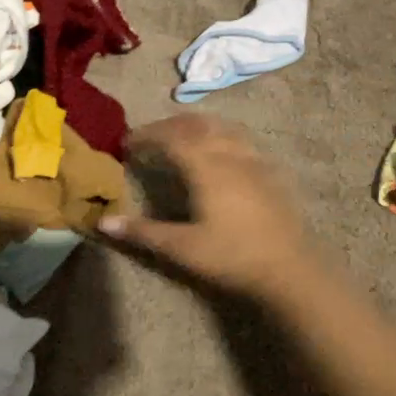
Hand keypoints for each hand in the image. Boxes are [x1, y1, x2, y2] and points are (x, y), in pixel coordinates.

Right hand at [100, 114, 317, 296]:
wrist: (292, 270)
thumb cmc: (233, 257)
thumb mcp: (183, 248)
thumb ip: (143, 232)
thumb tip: (103, 222)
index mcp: (204, 166)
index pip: (169, 138)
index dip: (146, 135)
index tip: (127, 142)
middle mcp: (228, 154)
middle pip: (195, 125)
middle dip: (168, 126)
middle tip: (148, 136)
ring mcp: (253, 160)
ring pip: (220, 127)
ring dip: (195, 125)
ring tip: (180, 136)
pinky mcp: (270, 172)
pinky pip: (240, 139)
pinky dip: (220, 135)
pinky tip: (220, 152)